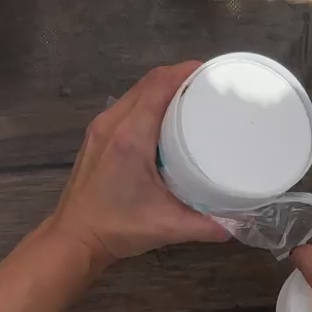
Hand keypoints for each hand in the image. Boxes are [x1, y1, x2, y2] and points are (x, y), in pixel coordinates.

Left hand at [44, 62, 230, 266]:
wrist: (75, 238)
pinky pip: (126, 107)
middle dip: (179, 77)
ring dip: (162, 88)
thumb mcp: (167, 227)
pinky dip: (148, 103)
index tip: (212, 73)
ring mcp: (101, 129)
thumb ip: (205, 226)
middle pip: (148, 83)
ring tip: (191, 99)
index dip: (186, 72)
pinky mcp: (97, 138)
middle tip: (209, 86)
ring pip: (136, 92)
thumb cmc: (117, 229)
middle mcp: (113, 124)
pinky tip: (165, 119)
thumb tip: (236, 225)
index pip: (159, 86)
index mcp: (131, 138)